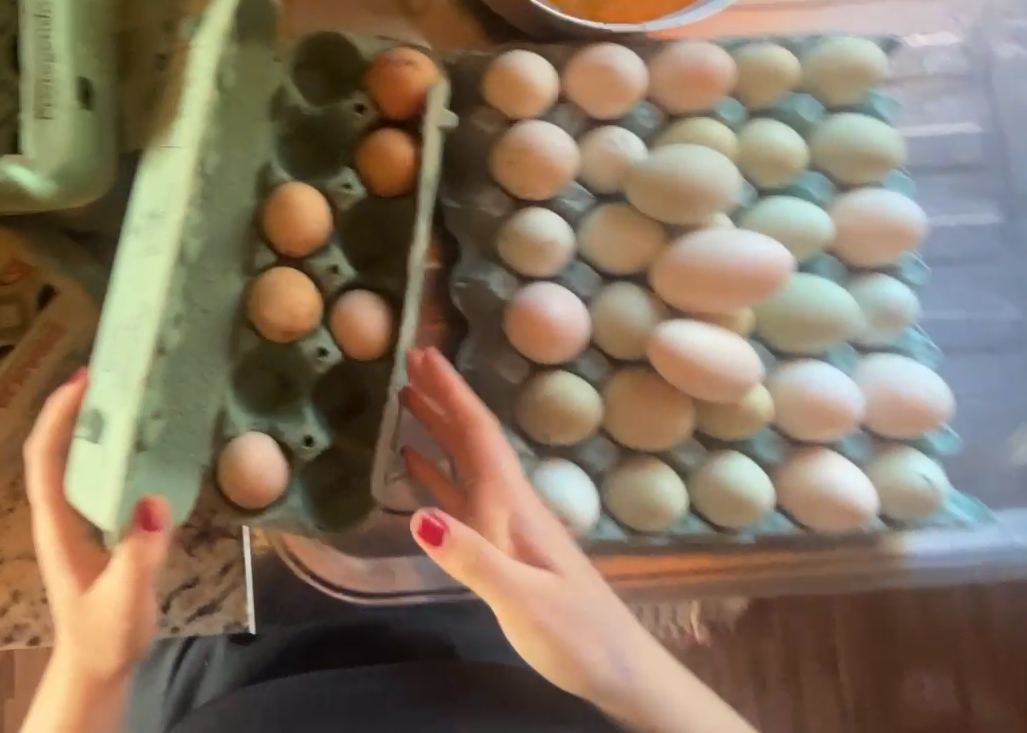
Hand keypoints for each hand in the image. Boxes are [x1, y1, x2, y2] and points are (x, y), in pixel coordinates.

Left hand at [21, 369, 173, 732]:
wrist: (98, 663)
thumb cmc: (106, 634)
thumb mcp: (125, 600)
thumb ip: (140, 557)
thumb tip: (155, 502)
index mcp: (56, 525)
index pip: (44, 460)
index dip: (56, 418)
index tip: (80, 381)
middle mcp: (59, 512)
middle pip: (52, 447)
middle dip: (69, 407)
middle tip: (104, 372)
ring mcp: (74, 516)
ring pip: (71, 456)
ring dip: (86, 420)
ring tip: (119, 390)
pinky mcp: (94, 521)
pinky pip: (94, 471)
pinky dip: (106, 444)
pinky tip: (135, 434)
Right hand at [399, 347, 753, 732]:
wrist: (622, 672)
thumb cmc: (577, 635)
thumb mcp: (523, 600)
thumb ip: (472, 558)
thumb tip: (418, 516)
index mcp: (511, 502)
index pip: (477, 432)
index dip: (450, 390)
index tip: (423, 353)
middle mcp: (506, 501)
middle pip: (470, 435)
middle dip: (441, 394)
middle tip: (409, 360)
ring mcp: (503, 522)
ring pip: (464, 459)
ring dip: (437, 424)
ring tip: (405, 397)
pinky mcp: (499, 545)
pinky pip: (458, 493)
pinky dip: (434, 470)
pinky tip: (413, 463)